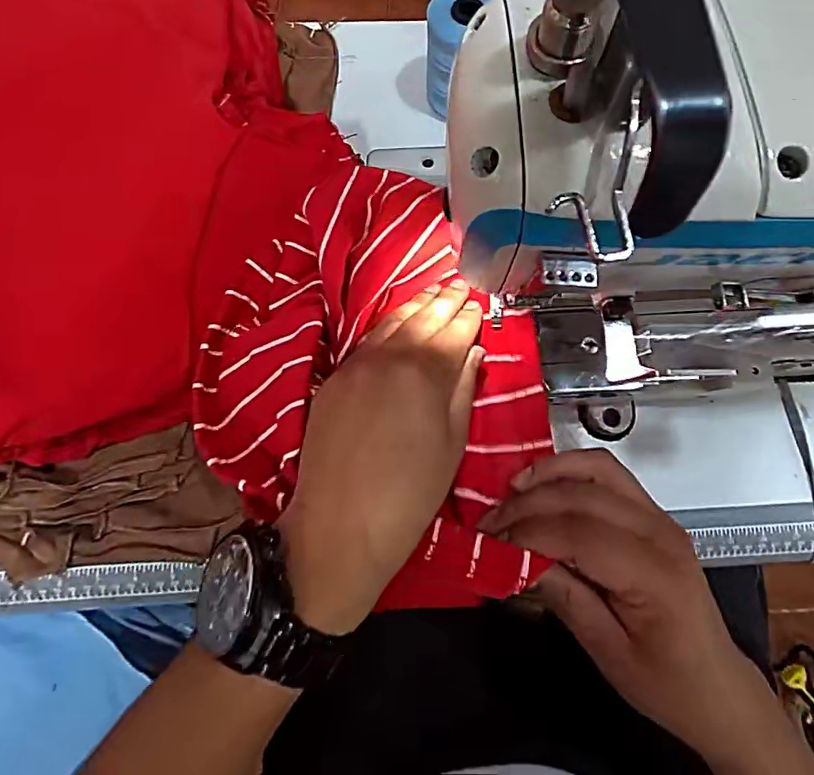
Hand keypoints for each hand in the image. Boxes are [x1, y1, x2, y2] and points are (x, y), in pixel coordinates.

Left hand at [277, 281, 483, 634]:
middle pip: (423, 317)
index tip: (478, 305)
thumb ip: (463, 390)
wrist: (339, 526)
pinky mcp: (335, 378)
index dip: (469, 316)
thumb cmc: (408, 495)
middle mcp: (390, 358)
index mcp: (426, 373)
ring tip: (434, 292)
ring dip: (416, 305)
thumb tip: (472, 353)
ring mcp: (357, 365)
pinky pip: (367, 339)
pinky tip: (398, 322)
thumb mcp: (451, 444)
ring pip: (392, 322)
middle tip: (461, 286)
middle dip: (445, 300)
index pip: (454, 331)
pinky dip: (389, 324)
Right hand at [480, 450, 813, 774]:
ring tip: (512, 490)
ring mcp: (660, 516)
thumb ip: (564, 597)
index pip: (579, 533)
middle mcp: (660, 531)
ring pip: (599, 470)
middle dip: (529, 504)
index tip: (490, 542)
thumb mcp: (608, 652)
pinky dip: (572, 471)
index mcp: (653, 573)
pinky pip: (610, 475)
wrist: (716, 684)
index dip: (528, 532)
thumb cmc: (665, 681)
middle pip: (584, 496)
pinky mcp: (654, 513)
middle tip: (489, 522)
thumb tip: (515, 559)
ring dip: (551, 473)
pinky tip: (546, 484)